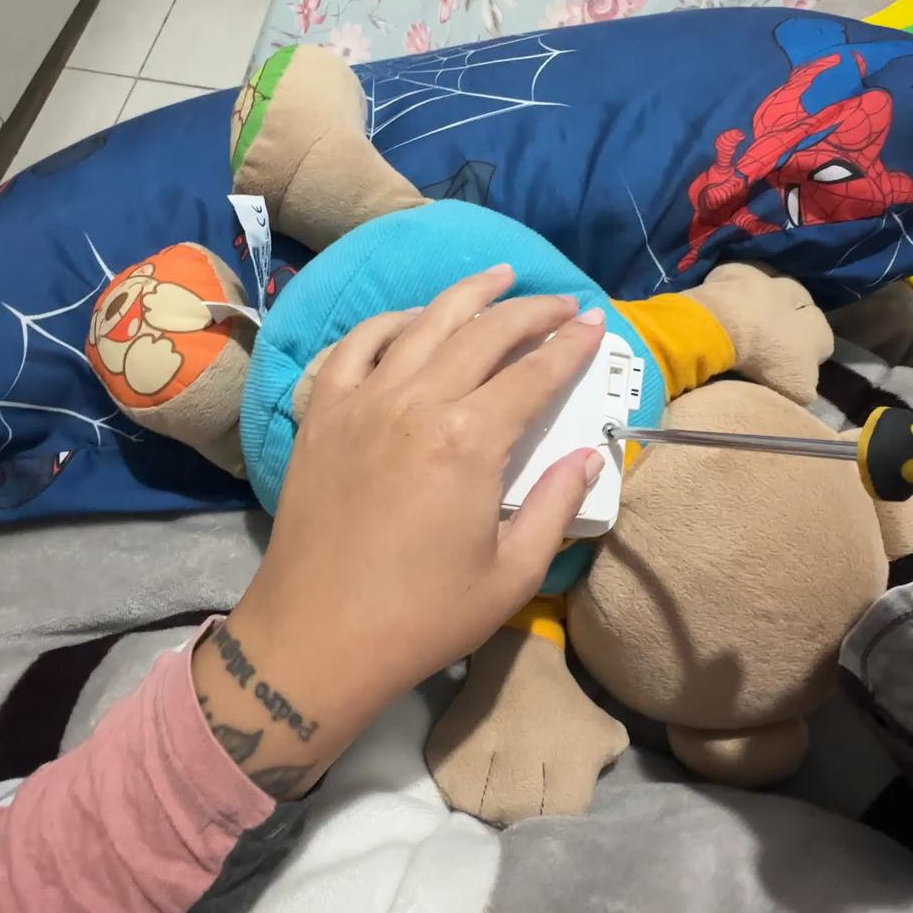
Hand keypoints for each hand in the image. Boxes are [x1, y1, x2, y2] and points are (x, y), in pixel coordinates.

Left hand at [191, 265, 606, 797]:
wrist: (316, 636)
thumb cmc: (421, 616)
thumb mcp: (512, 575)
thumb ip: (557, 507)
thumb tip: (588, 457)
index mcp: (470, 441)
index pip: (534, 374)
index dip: (571, 345)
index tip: (596, 322)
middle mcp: (417, 402)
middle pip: (484, 333)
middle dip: (531, 310)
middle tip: (562, 301)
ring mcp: (363, 401)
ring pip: (423, 323)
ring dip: (466, 294)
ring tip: (497, 276)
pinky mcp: (323, 413)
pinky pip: (357, 346)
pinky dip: (390, 322)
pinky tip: (413, 319)